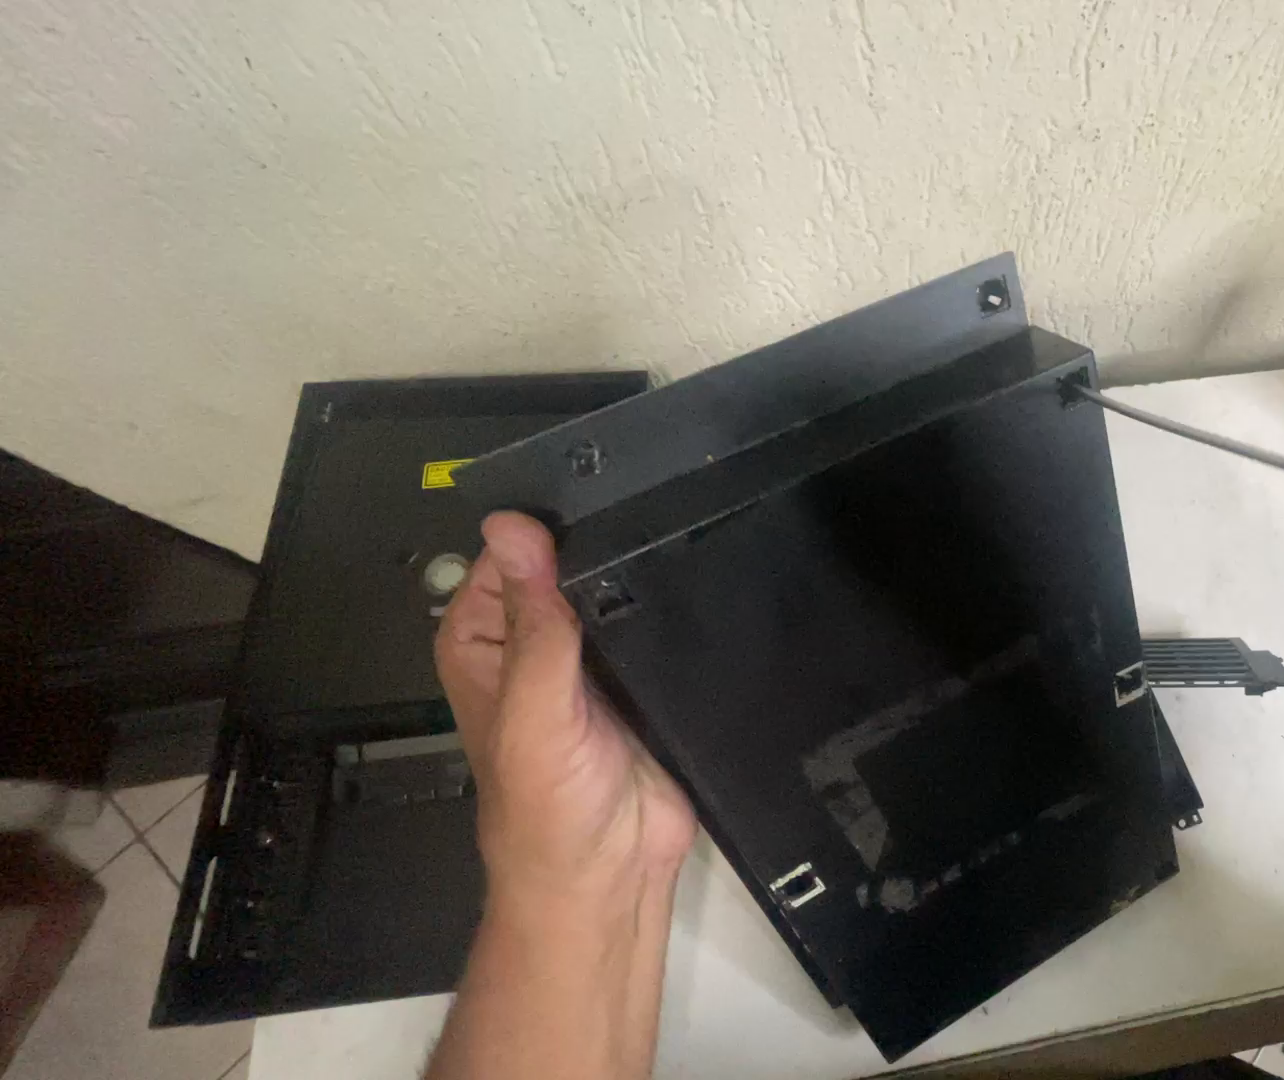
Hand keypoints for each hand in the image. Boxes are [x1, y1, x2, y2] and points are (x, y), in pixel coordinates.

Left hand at [427, 511, 694, 1079]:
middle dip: (613, 542)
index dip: (555, 521)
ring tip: (701, 529)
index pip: (515, 553)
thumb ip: (533, 623)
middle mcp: (540, 639)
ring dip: (650, 572)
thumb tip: (513, 525)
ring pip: (623, 593)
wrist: (613, 872)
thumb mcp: (532, 709)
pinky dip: (681, 608)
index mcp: (488, 638)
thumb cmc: (549, 802)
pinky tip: (713, 581)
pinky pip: (662, 628)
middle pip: (574, 567)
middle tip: (672, 500)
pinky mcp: (649, 677)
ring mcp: (599, 658)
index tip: (613, 483)